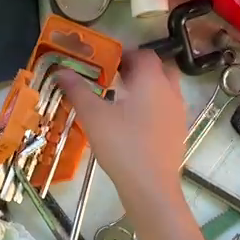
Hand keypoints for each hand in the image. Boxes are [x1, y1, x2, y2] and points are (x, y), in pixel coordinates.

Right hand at [57, 49, 188, 215]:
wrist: (150, 185)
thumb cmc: (122, 145)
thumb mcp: (93, 116)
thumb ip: (78, 90)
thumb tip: (61, 71)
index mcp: (151, 80)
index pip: (144, 54)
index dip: (125, 54)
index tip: (106, 63)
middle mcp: (170, 91)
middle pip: (158, 69)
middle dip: (138, 70)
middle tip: (115, 79)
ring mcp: (178, 113)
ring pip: (164, 90)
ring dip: (146, 89)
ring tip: (122, 102)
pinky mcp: (178, 132)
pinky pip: (166, 110)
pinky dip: (152, 108)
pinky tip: (134, 125)